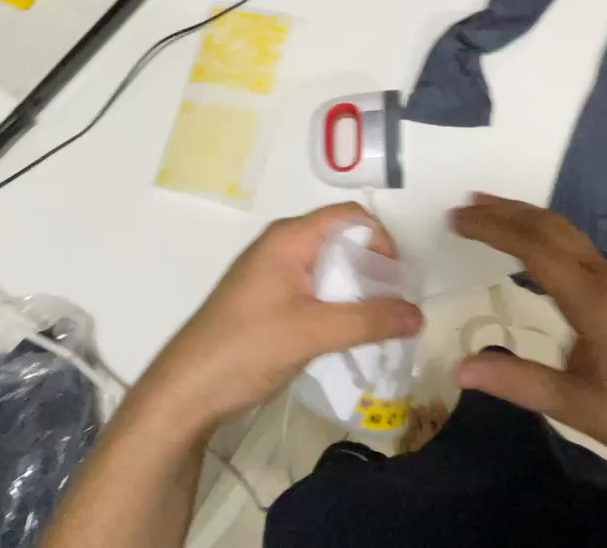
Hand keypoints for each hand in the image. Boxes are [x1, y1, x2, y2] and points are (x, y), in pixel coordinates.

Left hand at [132, 203, 423, 434]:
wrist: (187, 391)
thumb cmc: (247, 348)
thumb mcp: (313, 332)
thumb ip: (368, 321)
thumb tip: (419, 314)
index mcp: (289, 238)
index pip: (349, 216)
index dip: (380, 237)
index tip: (398, 276)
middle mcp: (280, 246)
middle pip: (339, 239)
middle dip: (371, 266)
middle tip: (393, 303)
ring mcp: (271, 273)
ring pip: (327, 268)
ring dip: (354, 289)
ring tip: (376, 322)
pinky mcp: (267, 300)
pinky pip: (313, 288)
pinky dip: (335, 304)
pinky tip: (346, 334)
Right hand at [449, 193, 606, 469]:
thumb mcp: (574, 405)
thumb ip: (516, 381)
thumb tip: (459, 368)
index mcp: (589, 297)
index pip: (532, 246)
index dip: (491, 228)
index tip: (456, 219)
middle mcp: (603, 277)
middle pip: (550, 227)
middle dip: (506, 212)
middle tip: (464, 206)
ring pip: (566, 233)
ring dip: (526, 219)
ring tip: (490, 214)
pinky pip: (576, 247)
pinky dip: (545, 235)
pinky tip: (533, 251)